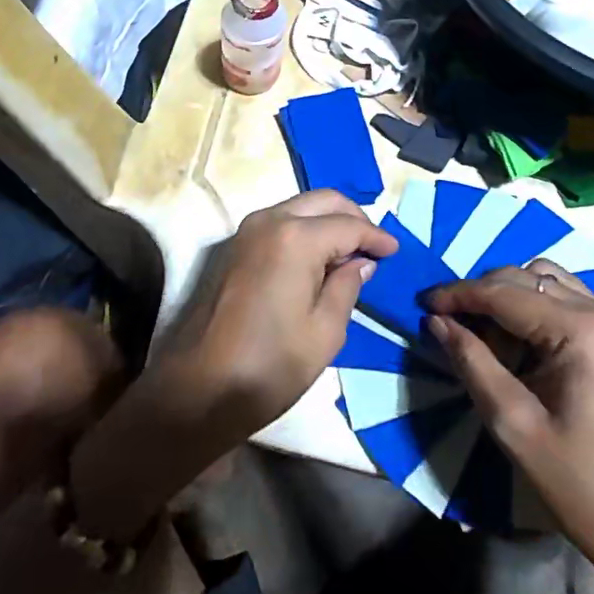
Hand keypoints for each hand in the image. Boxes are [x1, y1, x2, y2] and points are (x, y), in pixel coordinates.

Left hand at [154, 190, 397, 437]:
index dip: (376, 237)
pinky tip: (318, 259)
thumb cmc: (270, 365)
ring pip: (300, 207)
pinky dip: (305, 230)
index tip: (395, 251)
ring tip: (350, 252)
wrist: (197, 392)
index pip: (348, 225)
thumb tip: (360, 263)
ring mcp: (247, 232)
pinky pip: (280, 223)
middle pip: (323, 201)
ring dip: (328, 221)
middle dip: (353, 217)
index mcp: (296, 238)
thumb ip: (347, 287)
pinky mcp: (234, 248)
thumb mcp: (325, 332)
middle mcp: (270, 221)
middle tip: (374, 245)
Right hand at [425, 261, 593, 593]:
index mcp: (583, 329)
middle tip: (448, 325)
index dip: (459, 294)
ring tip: (482, 336)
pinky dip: (537, 311)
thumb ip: (473, 364)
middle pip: (529, 278)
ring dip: (511, 298)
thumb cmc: (584, 485)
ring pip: (550, 284)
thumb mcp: (515, 426)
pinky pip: (570, 304)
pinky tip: (518, 344)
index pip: (506, 292)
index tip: (421, 304)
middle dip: (483, 294)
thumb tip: (437, 323)